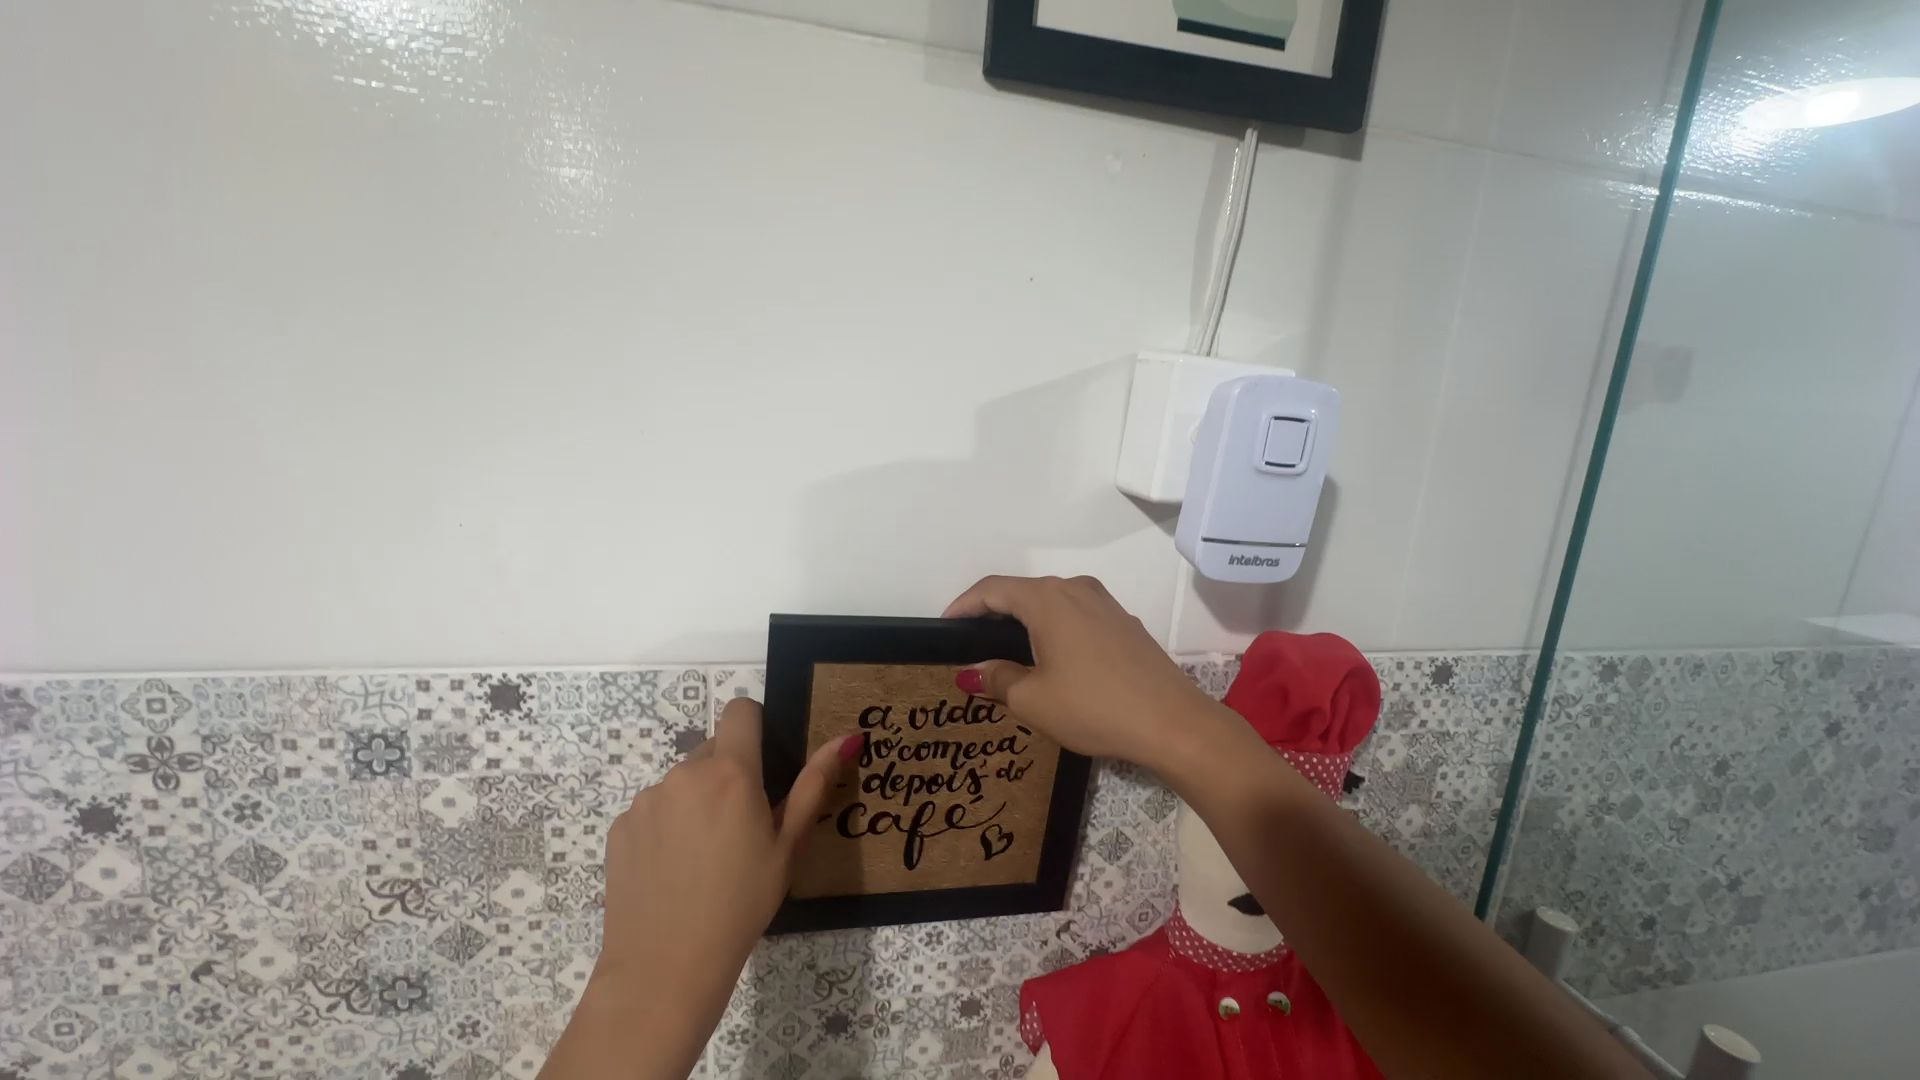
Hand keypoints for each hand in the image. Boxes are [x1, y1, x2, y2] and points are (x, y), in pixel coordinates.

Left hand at [542, 698, 856, 1079]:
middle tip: (742, 826)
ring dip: (698, 800)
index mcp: (731, 772)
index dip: (755, 725)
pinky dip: (668, 825)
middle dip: (730, 773)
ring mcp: (647, 799)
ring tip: (705, 855)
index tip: (764, 762)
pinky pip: (654, 808)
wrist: (665, 966)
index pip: (740, 710)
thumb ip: (814, 784)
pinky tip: (674, 869)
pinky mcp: (620, 826)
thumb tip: (847, 736)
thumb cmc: (742, 903)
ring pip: (683, 781)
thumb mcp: (789, 846)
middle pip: (713, 749)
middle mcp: (684, 773)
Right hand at [944, 575, 1230, 766]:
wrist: (1173, 723)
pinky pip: (1076, 617)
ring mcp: (1105, 605)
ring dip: (1025, 622)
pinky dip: (1054, 630)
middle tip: (970, 644)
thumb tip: (973, 671)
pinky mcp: (1124, 624)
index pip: (992, 589)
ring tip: (1007, 654)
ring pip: (1052, 603)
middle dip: (992, 613)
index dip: (963, 605)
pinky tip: (1052, 660)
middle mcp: (1076, 590)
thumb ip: (998, 679)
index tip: (944, 627)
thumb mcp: (1033, 700)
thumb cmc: (1094, 708)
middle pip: (1022, 592)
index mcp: (1048, 600)